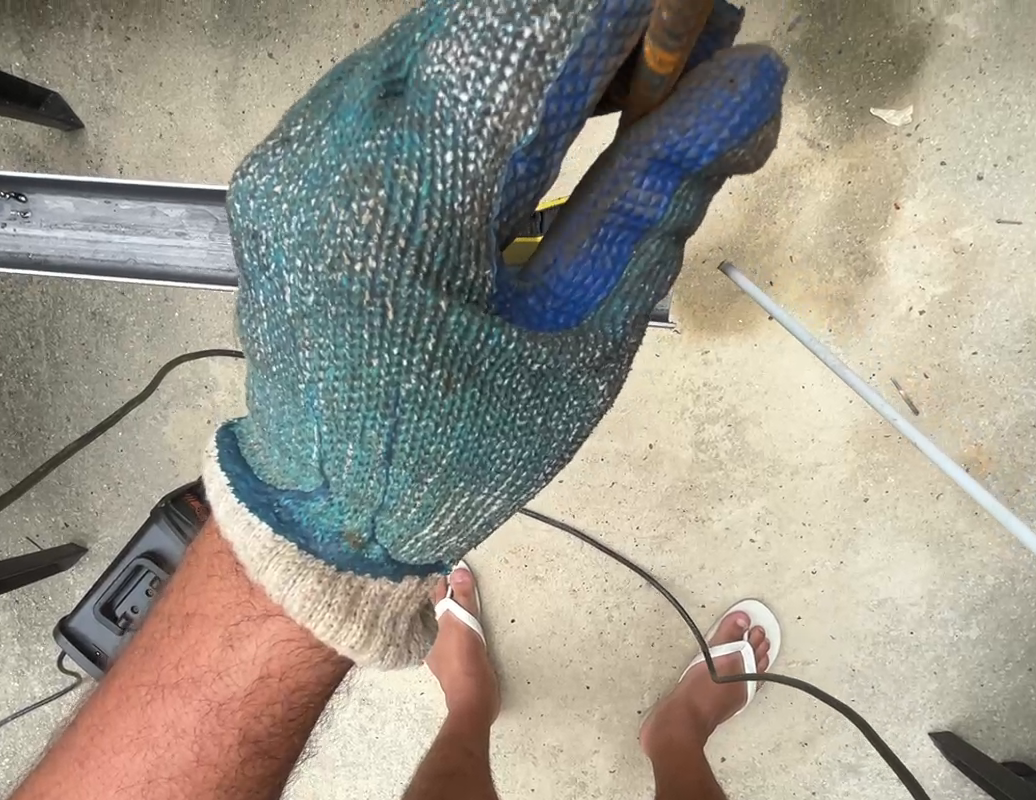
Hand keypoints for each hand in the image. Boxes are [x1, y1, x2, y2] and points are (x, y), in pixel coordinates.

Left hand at [205, 0, 785, 666]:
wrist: (338, 513)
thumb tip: (745, 89)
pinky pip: (398, 95)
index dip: (641, 10)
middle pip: (487, 19)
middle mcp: (330, 142)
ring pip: (442, 46)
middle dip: (596, 37)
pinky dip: (477, 101)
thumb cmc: (461, 453)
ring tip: (617, 118)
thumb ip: (656, 197)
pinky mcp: (290, 171)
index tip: (706, 33)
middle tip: (673, 88)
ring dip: (539, 66)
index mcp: (408, 191)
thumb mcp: (578, 338)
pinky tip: (527, 145)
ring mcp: (296, 150)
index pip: (540, 21)